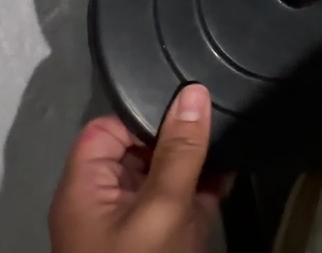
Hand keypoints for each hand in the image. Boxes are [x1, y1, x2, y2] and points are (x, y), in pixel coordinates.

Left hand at [49, 84, 232, 252]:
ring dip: (200, 153)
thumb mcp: (161, 207)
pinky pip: (188, 188)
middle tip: (216, 116)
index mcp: (87, 191)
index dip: (141, 114)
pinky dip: (210, 177)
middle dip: (179, 131)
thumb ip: (179, 150)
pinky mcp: (167, 229)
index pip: (105, 130)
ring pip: (169, 165)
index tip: (184, 105)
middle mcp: (109, 198)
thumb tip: (193, 92)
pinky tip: (234, 165)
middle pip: (140, 144)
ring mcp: (140, 216)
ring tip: (230, 136)